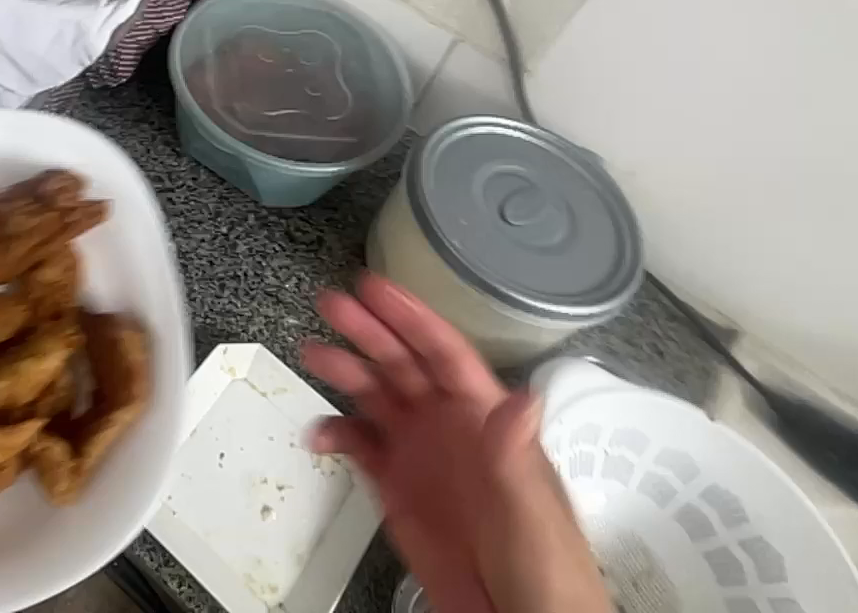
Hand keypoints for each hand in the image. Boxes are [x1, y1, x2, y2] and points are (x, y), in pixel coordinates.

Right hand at [302, 274, 609, 612]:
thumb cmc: (545, 570)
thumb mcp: (532, 510)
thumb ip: (516, 454)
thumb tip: (524, 397)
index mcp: (482, 417)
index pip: (442, 353)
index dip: (408, 317)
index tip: (374, 287)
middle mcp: (445, 424)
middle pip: (400, 363)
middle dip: (367, 330)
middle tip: (331, 302)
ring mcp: (418, 453)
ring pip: (374, 395)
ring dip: (344, 370)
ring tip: (313, 353)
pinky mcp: (395, 485)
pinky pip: (358, 446)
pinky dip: (336, 434)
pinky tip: (319, 434)